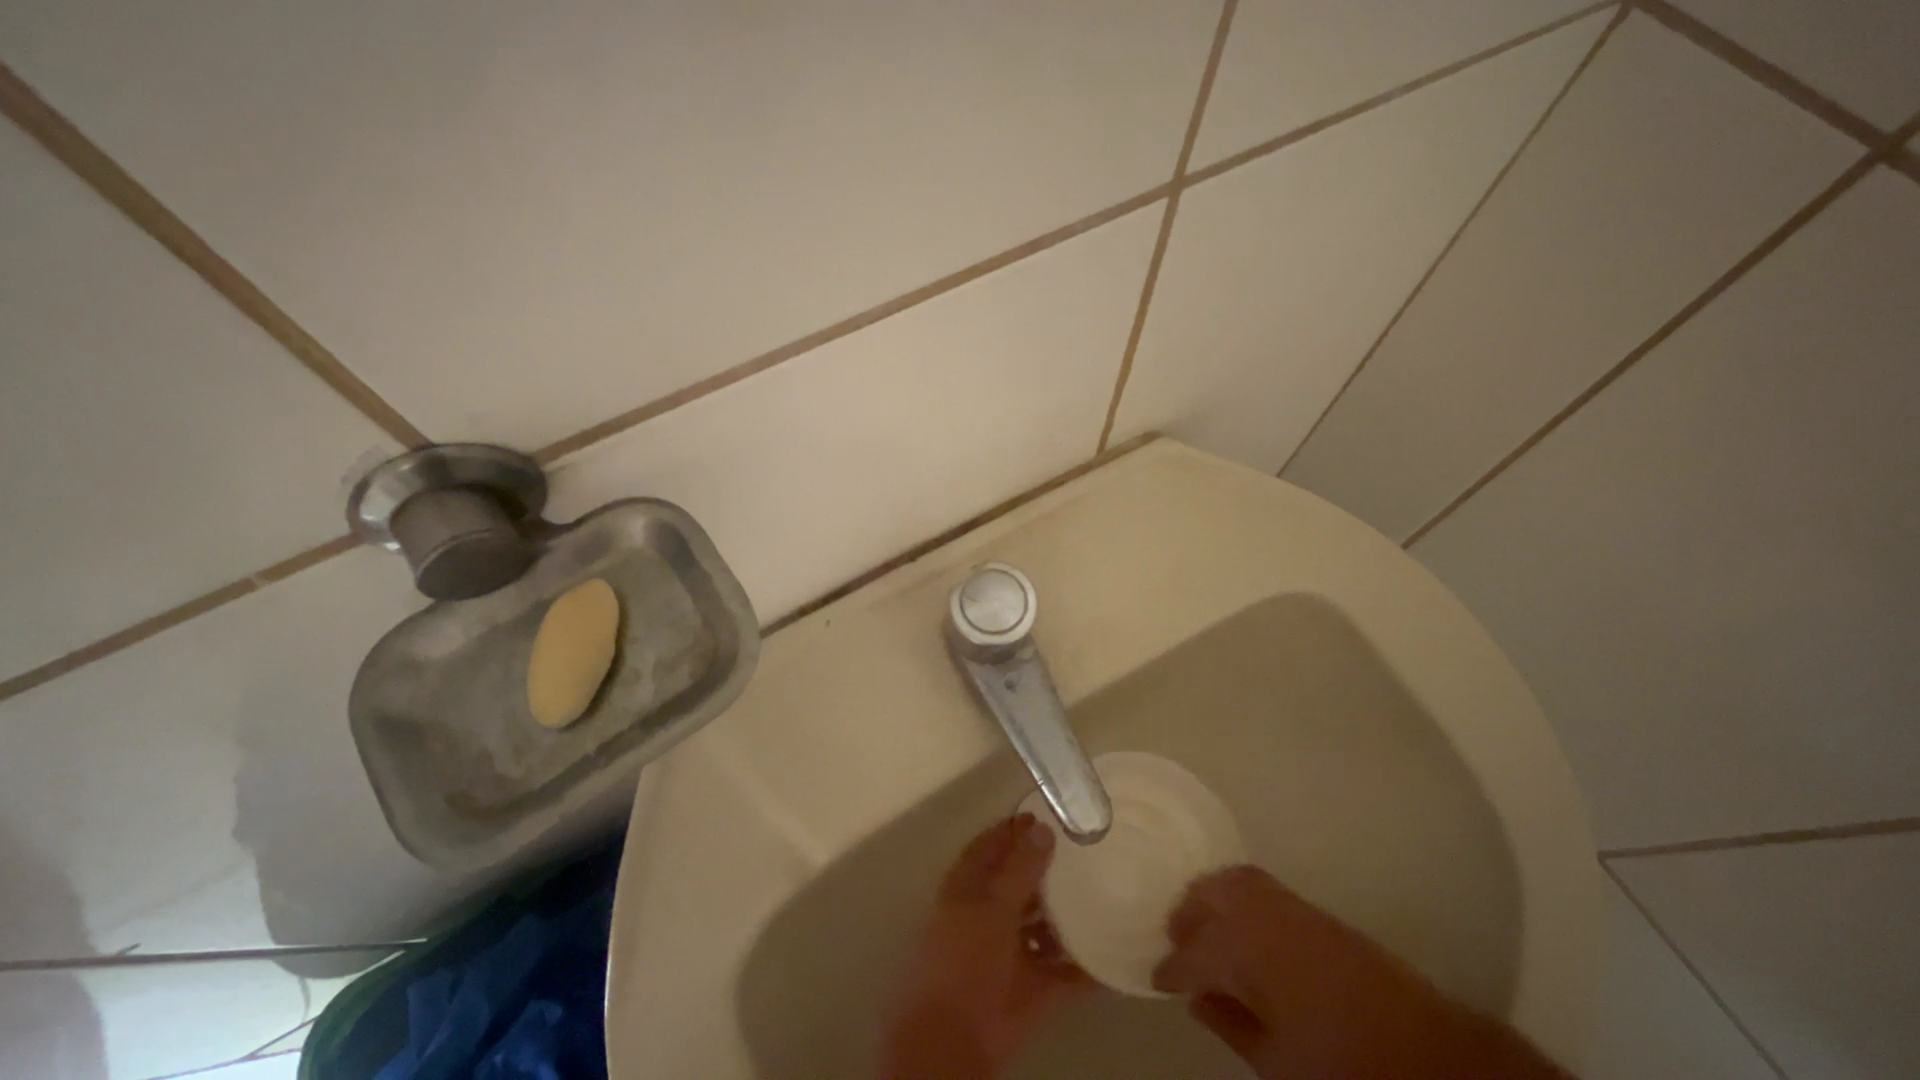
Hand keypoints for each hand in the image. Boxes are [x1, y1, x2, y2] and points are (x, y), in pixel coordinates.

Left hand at [878, 814, 1091, 1078]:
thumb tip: (1042, 827)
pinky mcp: (1035, 987)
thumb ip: (1019, 868)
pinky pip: (1066, 971)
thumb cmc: (965, 958)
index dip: (1012, 830)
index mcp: (967, 891)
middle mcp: (988, 917)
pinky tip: (1115, 948)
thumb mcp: (991, 905)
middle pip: (1020, 884)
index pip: (989, 849)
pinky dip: (1087, 964)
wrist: (958, 1036)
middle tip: (1088, 848)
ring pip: (1045, 927)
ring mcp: (1012, 953)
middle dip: (1049, 869)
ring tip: (1107, 888)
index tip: (1046, 813)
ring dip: (1071, 914)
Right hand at [1153, 865, 1571, 1079]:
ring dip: (1218, 900)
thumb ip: (1231, 1024)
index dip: (1172, 966)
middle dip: (1191, 909)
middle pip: (1219, 891)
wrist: (1431, 1058)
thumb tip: (1197, 1000)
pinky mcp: (1328, 918)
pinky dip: (1246, 903)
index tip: (1158, 978)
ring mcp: (1304, 913)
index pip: (1197, 952)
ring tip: (1206, 930)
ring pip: (1246, 883)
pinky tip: (1245, 936)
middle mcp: (1277, 920)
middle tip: (1175, 936)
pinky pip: (1271, 893)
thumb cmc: (1343, 1064)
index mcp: (1255, 954)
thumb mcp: (1277, 1062)